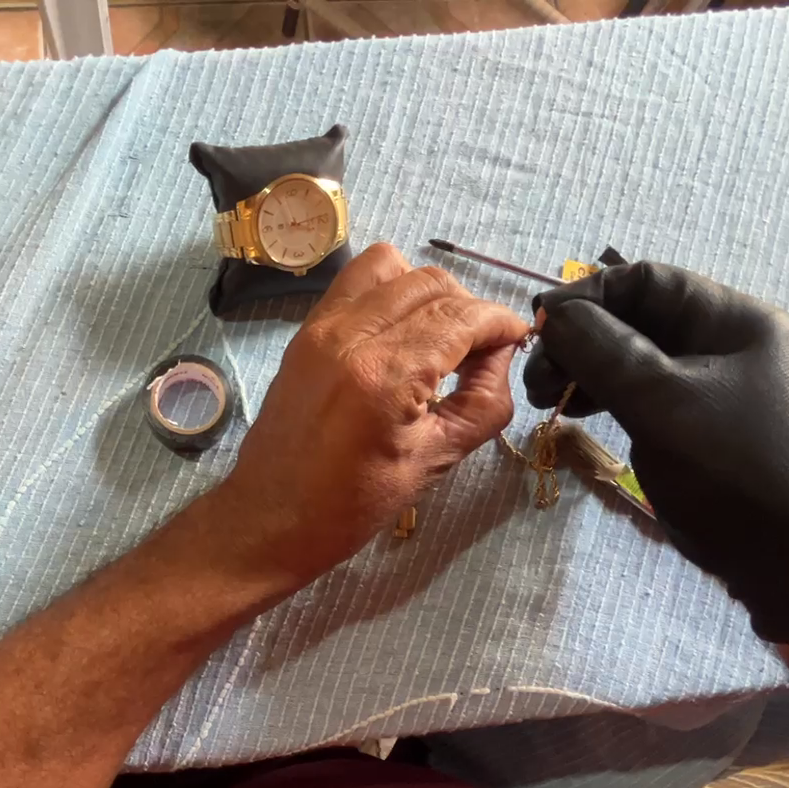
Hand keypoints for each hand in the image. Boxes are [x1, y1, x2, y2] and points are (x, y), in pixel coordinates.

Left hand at [208, 243, 528, 584]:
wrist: (271, 518)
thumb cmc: (351, 505)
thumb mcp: (433, 461)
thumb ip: (483, 403)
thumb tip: (500, 355)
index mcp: (385, 374)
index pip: (461, 316)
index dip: (500, 323)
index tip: (517, 340)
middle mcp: (350, 335)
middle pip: (431, 284)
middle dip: (468, 309)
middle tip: (478, 351)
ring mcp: (320, 328)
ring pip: (392, 268)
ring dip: (428, 292)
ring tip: (436, 337)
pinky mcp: (303, 332)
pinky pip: (355, 282)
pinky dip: (388, 290)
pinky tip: (398, 332)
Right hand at [526, 262, 788, 643]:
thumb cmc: (731, 471)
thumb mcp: (662, 404)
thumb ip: (605, 352)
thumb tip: (554, 315)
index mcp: (731, 320)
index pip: (646, 281)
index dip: (585, 297)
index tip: (538, 330)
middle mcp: (721, 342)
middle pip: (633, 318)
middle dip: (578, 340)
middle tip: (538, 380)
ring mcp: (707, 385)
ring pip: (629, 357)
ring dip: (582, 370)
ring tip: (546, 399)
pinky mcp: (692, 422)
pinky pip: (636, 391)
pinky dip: (600, 396)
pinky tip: (574, 411)